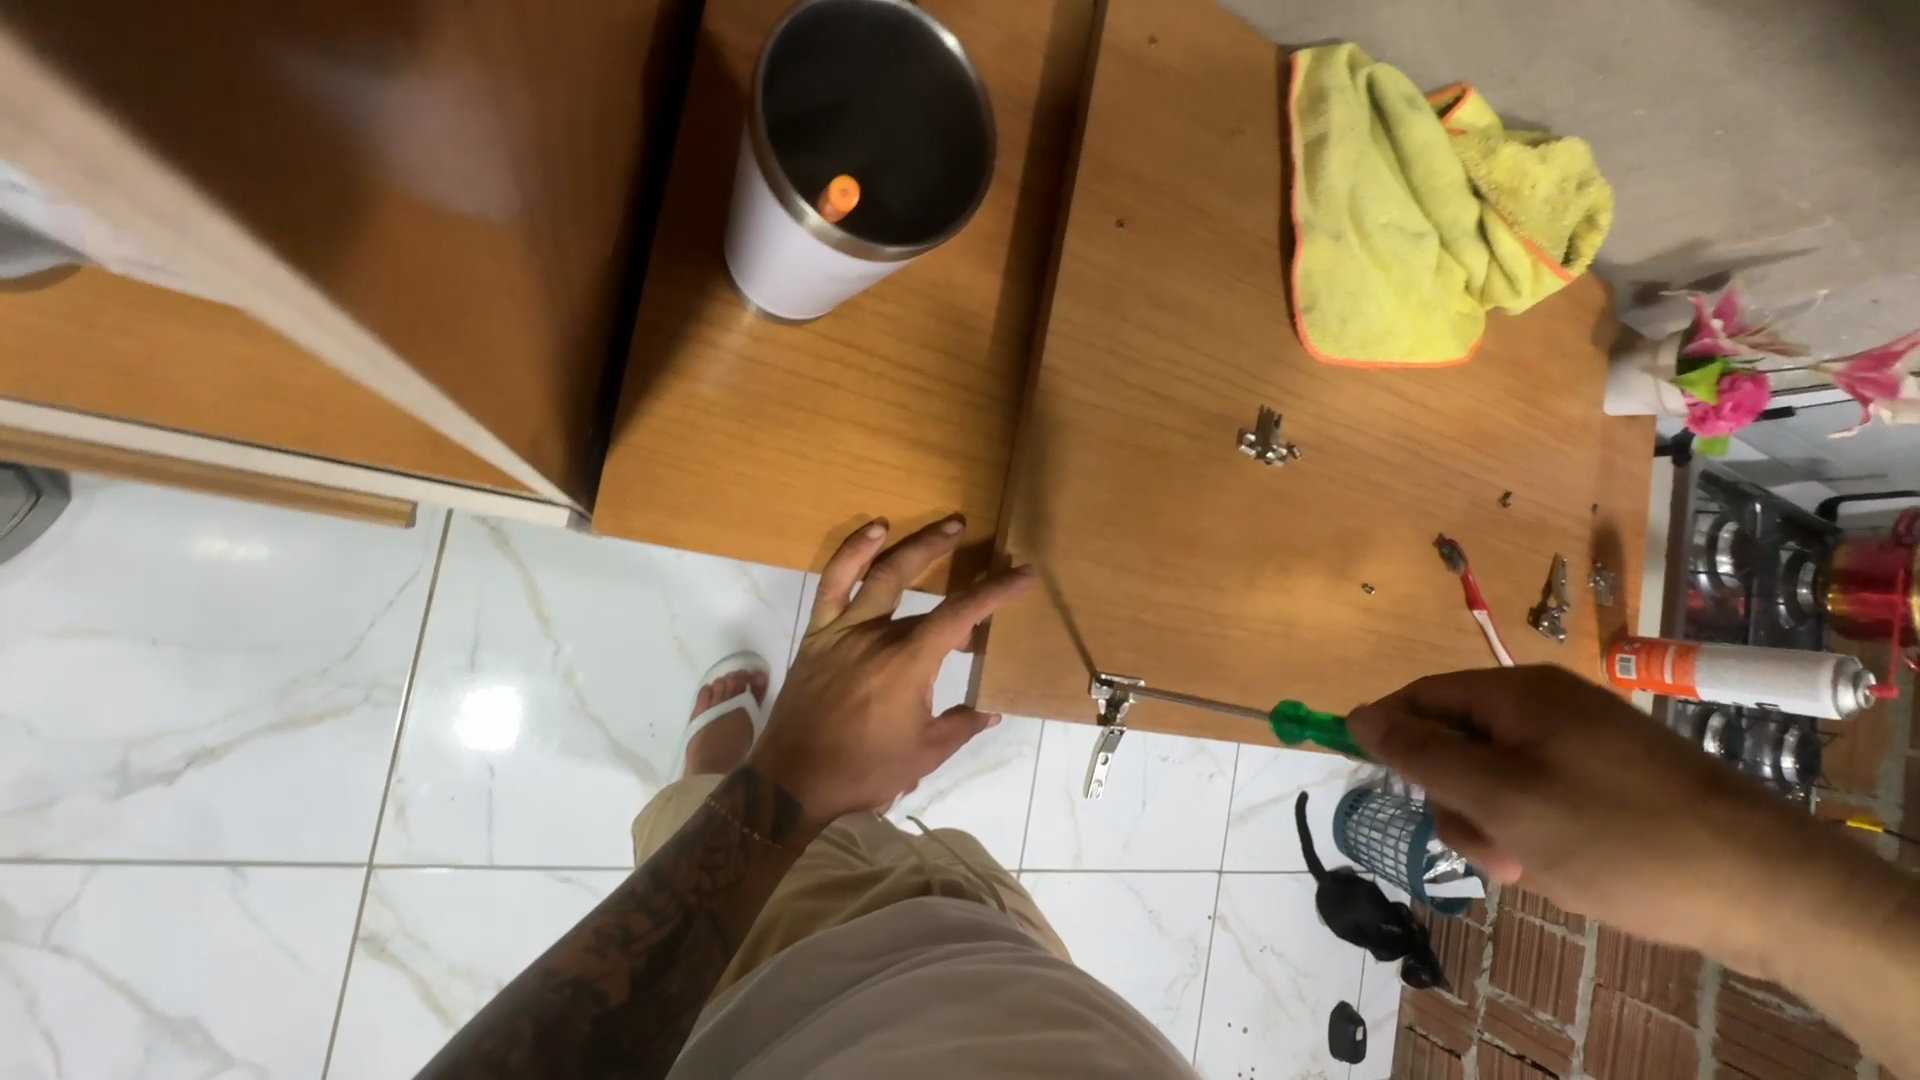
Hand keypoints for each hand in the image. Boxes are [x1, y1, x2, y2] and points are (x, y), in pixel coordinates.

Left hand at [748, 515, 1033, 827]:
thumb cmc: (864, 769)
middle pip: (920, 584)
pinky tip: (874, 531)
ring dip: (914, 545)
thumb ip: (962, 725)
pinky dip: (852, 552)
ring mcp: (843, 629)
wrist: (793, 779)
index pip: (960, 614)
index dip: (994, 592)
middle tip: (977, 540)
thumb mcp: (925, 754)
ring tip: (945, 527)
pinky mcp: (819, 633)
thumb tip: (991, 711)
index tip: (1022, 575)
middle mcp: (877, 635)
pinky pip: (832, 583)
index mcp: (908, 663)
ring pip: (881, 573)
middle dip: (951, 556)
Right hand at [1347, 665, 1855, 967]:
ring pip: (1496, 780)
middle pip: (1457, 744)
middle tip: (1491, 848)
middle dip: (1458, 801)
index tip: (1391, 789)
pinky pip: (1540, 798)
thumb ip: (1421, 753)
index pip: (1421, 698)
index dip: (1392, 737)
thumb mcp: (1500, 797)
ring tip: (1534, 866)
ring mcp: (1583, 745)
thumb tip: (1357, 714)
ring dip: (1496, 826)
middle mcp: (1547, 707)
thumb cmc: (1617, 836)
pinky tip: (1567, 867)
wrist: (1775, 893)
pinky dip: (1537, 833)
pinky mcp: (1613, 782)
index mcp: (1518, 694)